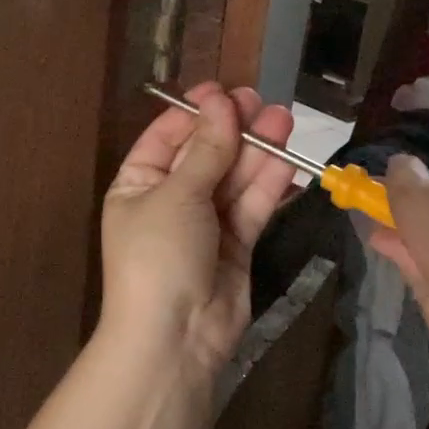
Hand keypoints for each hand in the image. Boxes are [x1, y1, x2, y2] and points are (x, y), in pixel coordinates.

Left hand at [99, 83, 297, 371]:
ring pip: (233, 178)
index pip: (166, 137)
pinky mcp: (235, 246)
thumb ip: (206, 150)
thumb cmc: (159, 255)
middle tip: (261, 102)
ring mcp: (204, 223)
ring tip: (283, 120)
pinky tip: (290, 161)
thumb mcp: (177, 195)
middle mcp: (169, 199)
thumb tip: (219, 102)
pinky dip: (269, 186)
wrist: (175, 338)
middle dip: (232, 129)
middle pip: (205, 154)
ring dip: (257, 151)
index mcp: (137, 183)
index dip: (195, 113)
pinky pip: (251, 207)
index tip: (223, 90)